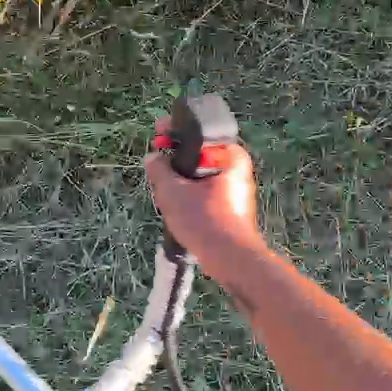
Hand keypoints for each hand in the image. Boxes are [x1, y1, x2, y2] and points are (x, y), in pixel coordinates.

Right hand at [143, 118, 267, 275]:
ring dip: (182, 179)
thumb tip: (153, 158)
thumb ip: (160, 170)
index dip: (178, 131)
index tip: (159, 133)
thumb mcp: (173, 192)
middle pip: (201, 155)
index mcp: (231, 156)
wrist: (230, 259)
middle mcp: (238, 170)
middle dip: (178, 159)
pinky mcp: (232, 210)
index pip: (203, 132)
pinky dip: (190, 194)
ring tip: (161, 186)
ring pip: (202, 176)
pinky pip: (206, 193)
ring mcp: (237, 191)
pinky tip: (175, 206)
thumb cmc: (204, 219)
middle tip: (157, 161)